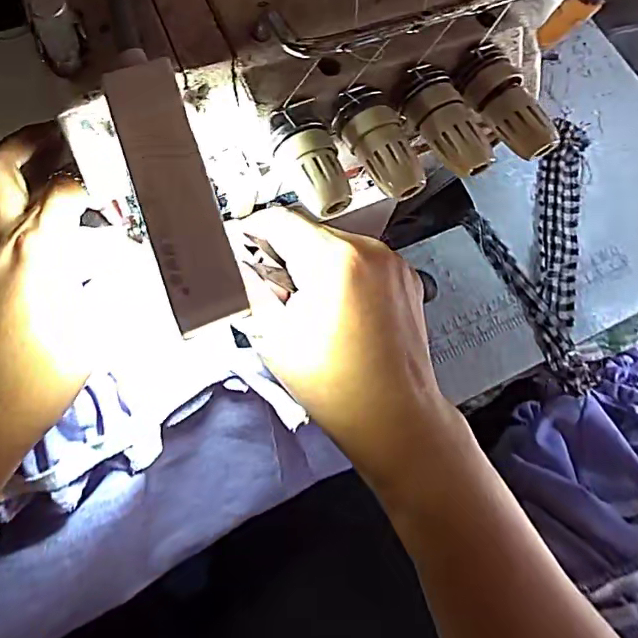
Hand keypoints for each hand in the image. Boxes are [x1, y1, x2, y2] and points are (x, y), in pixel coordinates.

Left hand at [0, 125, 93, 498]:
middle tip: (48, 135)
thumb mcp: (94, 332)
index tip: (107, 171)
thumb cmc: (38, 380)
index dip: (89, 175)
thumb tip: (126, 268)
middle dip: (24, 142)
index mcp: (37, 247)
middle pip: (0, 171)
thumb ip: (110, 291)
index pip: (64, 190)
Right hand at [234, 207, 461, 492]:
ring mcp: (390, 263)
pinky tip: (334, 311)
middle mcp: (369, 252)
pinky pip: (360, 261)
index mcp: (335, 259)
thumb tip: (235, 263)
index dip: (250, 230)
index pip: (279, 219)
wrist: (395, 418)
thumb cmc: (343, 390)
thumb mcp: (274, 336)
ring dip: (312, 264)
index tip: (239, 241)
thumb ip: (248, 289)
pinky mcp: (402, 277)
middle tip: (269, 287)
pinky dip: (341, 274)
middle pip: (307, 231)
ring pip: (333, 245)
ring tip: (307, 308)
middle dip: (282, 253)